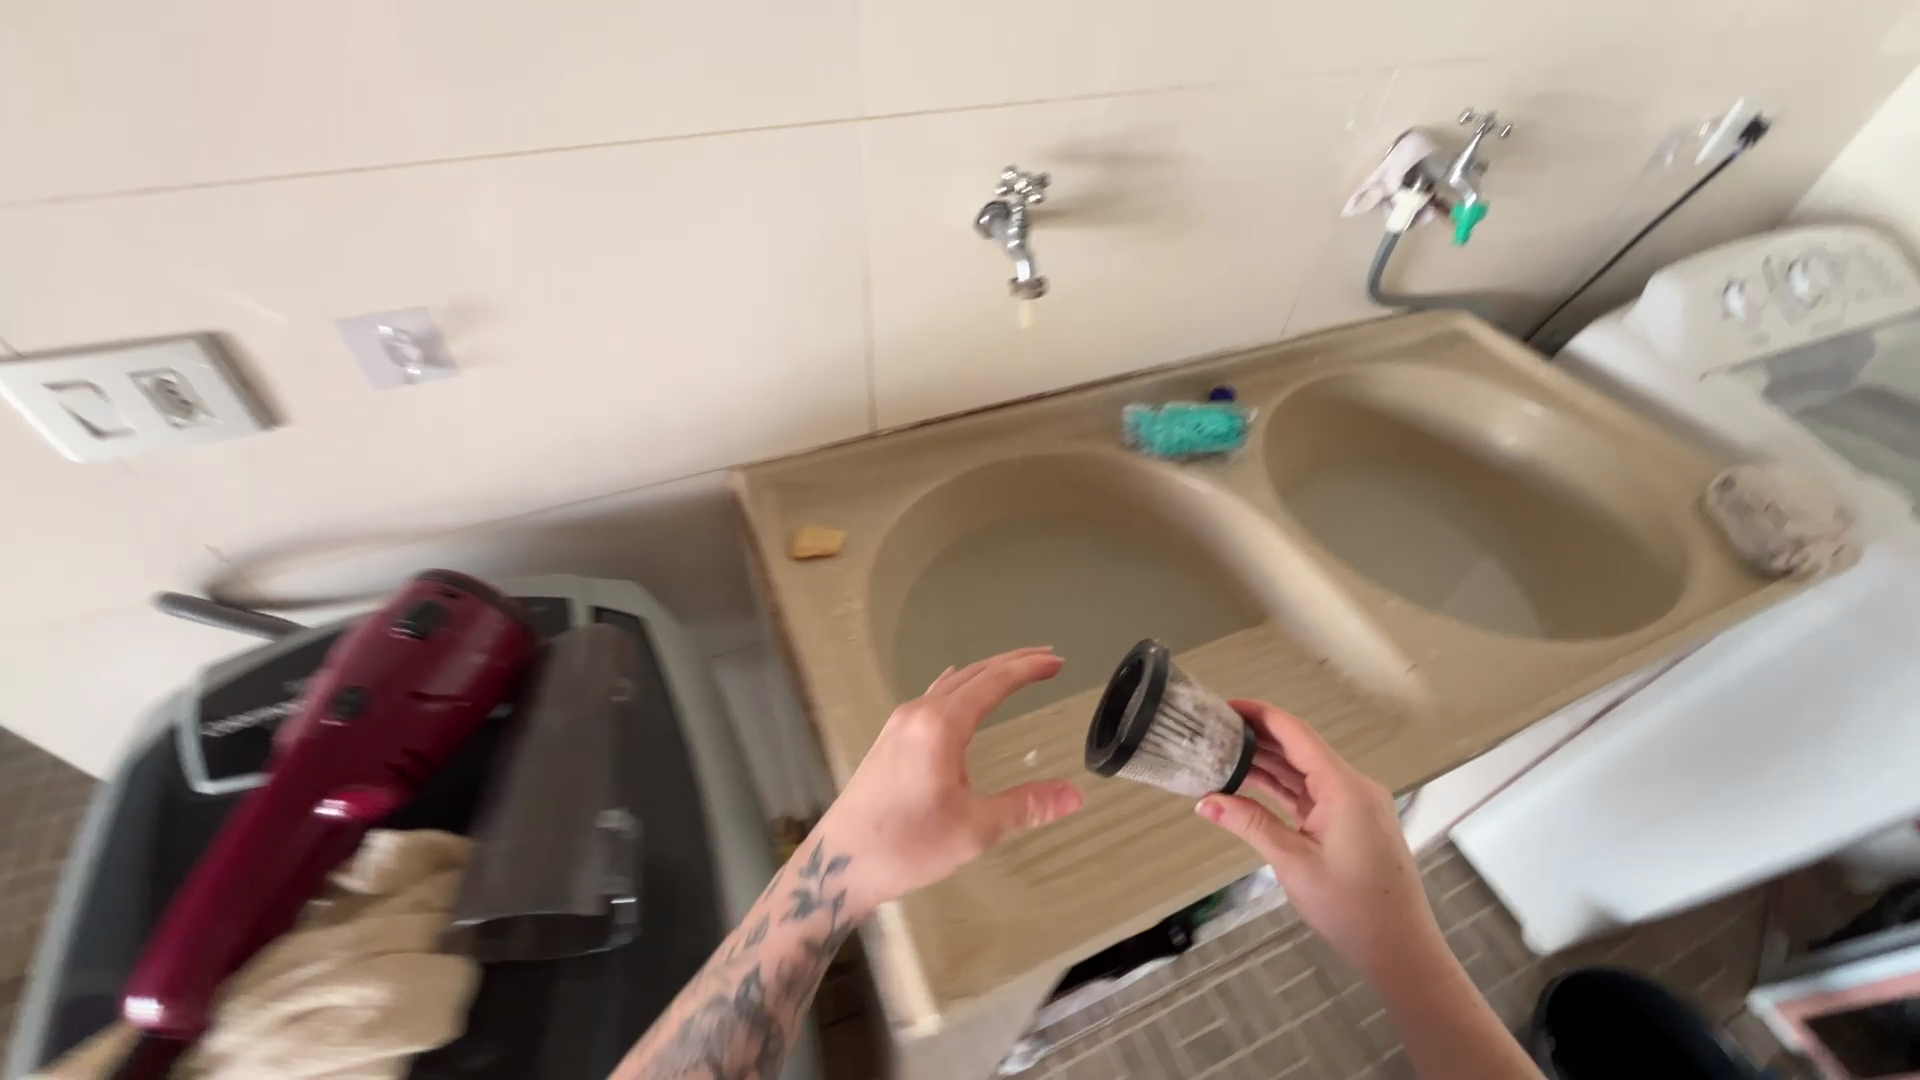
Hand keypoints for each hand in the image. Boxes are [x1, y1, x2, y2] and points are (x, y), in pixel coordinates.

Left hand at [819, 647, 1084, 917]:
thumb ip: (1026, 807)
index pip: (993, 683)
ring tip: (1016, 671)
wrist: (839, 864)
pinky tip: (962, 692)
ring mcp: (899, 723)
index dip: (1027, 669)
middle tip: (1047, 657)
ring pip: (951, 683)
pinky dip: (962, 686)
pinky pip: (935, 696)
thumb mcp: (973, 830)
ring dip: (986, 673)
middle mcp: (918, 713)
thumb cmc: (907, 846)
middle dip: (1011, 662)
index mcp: (940, 726)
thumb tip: (1076, 795)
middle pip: (972, 674)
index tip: (1057, 661)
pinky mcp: (890, 738)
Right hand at [1194, 699, 1440, 982]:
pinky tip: (1248, 785)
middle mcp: (1353, 786)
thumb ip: (1248, 823)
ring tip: (1222, 753)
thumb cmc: (1351, 907)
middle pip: (1298, 748)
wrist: (1402, 953)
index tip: (1224, 705)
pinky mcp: (1351, 822)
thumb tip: (1202, 802)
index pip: (1296, 734)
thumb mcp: (1292, 862)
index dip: (1259, 714)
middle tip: (1214, 729)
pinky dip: (1280, 787)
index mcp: (1344, 787)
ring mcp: (1354, 804)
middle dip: (1257, 737)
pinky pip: (1310, 792)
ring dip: (1265, 763)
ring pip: (1303, 771)